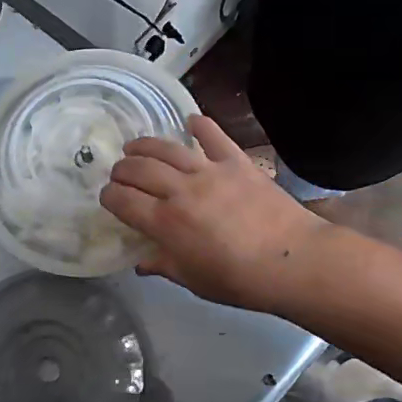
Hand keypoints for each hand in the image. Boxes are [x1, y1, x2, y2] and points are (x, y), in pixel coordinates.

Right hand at [99, 115, 327, 315]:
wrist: (294, 261)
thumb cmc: (239, 280)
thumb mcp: (193, 280)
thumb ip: (163, 265)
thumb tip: (142, 262)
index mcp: (165, 223)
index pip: (122, 200)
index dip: (108, 197)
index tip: (107, 198)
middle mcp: (180, 191)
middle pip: (138, 169)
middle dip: (121, 170)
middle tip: (119, 174)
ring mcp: (210, 171)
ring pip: (167, 148)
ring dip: (145, 145)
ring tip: (135, 147)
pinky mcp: (237, 162)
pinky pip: (214, 137)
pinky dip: (200, 125)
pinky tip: (190, 121)